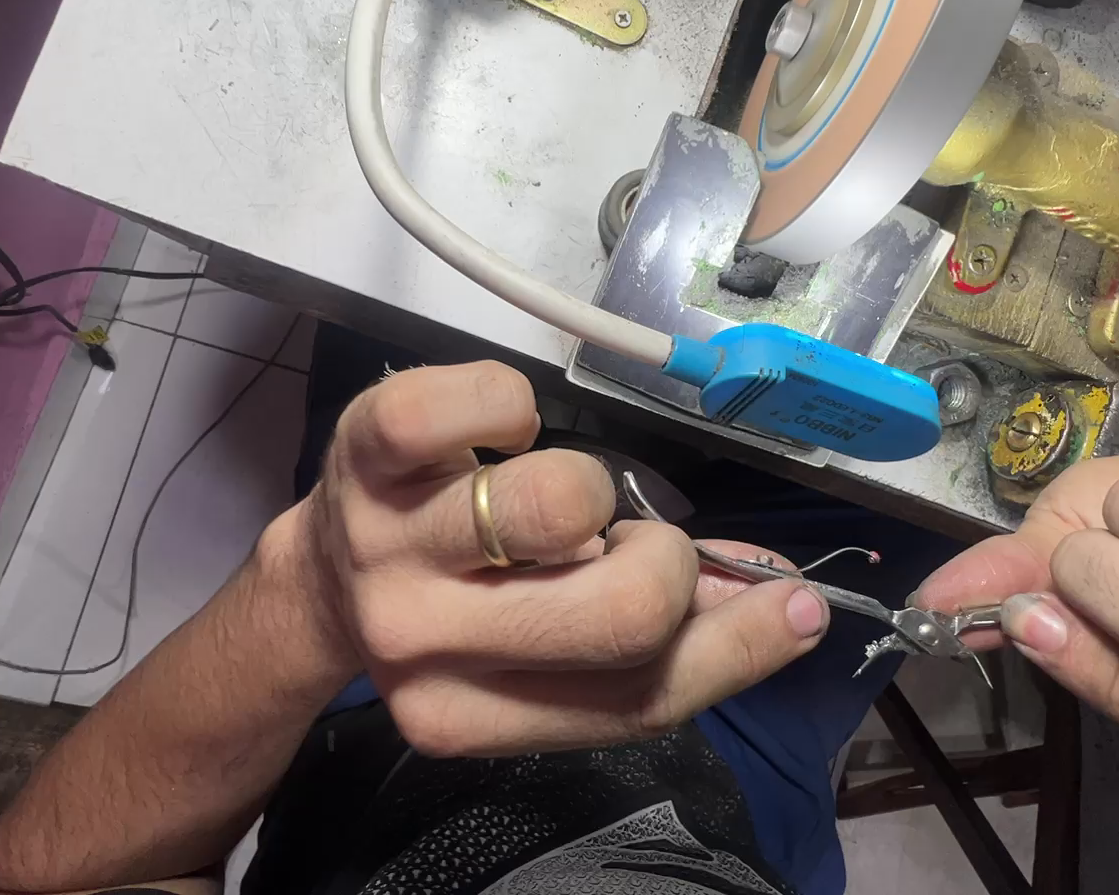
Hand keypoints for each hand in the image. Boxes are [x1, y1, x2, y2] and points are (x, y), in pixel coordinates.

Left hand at [289, 361, 828, 756]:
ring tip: (551, 498)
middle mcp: (419, 643)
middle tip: (622, 541)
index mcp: (470, 716)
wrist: (325, 575)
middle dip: (661, 560)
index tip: (792, 601)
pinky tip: (498, 432)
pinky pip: (488, 402)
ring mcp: (387, 540)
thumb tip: (781, 600)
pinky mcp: (369, 446)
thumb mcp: (542, 648)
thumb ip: (658, 639)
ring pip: (560, 502)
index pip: (637, 699)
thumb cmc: (457, 608)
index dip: (736, 647)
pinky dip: (516, 402)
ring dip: (590, 489)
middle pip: (618, 610)